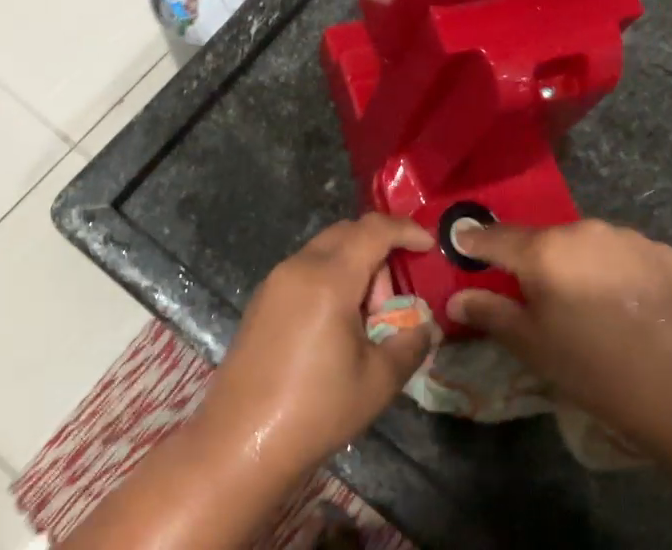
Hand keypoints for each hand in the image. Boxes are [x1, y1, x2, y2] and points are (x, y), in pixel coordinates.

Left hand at [195, 215, 437, 477]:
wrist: (242, 441)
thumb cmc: (317, 409)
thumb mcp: (379, 381)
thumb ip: (410, 343)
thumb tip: (423, 325)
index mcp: (328, 279)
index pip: (374, 230)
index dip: (406, 231)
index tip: (429, 247)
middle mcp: (298, 268)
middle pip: (347, 234)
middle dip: (379, 254)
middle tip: (391, 306)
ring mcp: (274, 282)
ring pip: (325, 252)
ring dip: (354, 270)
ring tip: (363, 325)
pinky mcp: (261, 301)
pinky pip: (305, 271)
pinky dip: (329, 282)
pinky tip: (334, 330)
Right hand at [448, 220, 671, 452]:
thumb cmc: (597, 370)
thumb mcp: (533, 348)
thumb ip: (491, 314)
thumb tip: (457, 298)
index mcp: (544, 250)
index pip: (495, 237)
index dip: (474, 242)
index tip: (461, 244)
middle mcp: (583, 231)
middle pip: (543, 240)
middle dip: (532, 260)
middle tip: (532, 294)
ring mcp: (627, 238)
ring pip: (585, 245)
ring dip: (575, 264)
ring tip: (584, 304)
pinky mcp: (663, 253)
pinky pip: (621, 255)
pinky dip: (612, 272)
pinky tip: (624, 307)